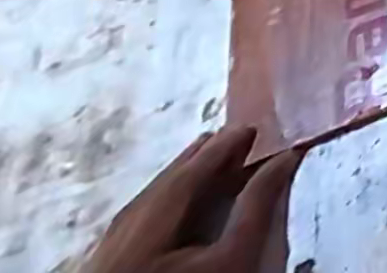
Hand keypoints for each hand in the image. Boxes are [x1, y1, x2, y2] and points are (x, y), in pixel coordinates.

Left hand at [85, 126, 302, 272]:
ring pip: (140, 209)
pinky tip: (179, 200)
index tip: (252, 127)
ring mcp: (100, 264)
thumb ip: (259, 203)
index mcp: (141, 241)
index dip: (220, 151)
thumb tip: (286, 155)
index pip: (185, 181)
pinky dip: (162, 203)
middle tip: (234, 136)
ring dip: (179, 179)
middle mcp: (110, 249)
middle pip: (157, 192)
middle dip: (196, 161)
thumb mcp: (238, 255)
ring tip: (209, 157)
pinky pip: (132, 226)